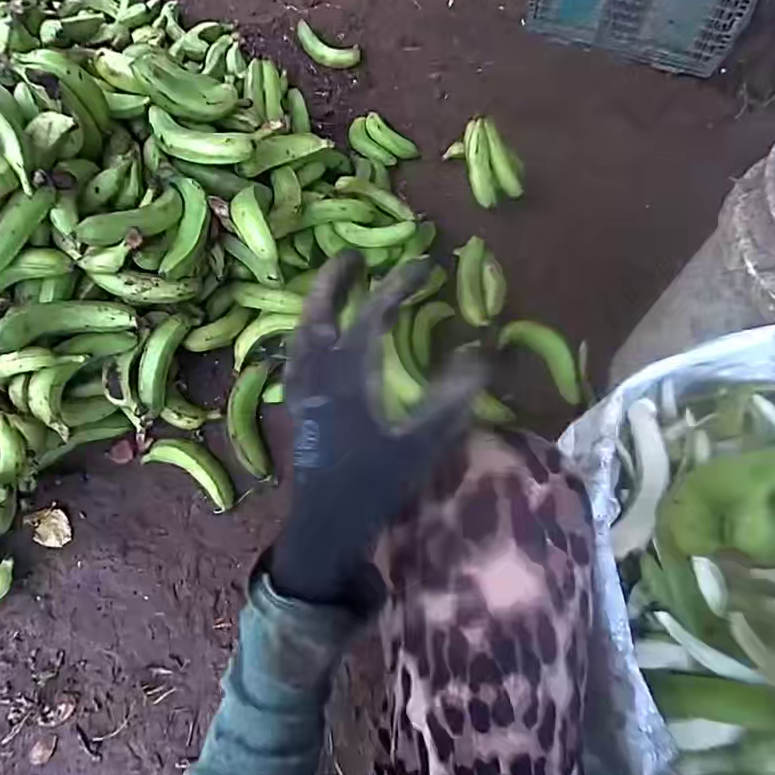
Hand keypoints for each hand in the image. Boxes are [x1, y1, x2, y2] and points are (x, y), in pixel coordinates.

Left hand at [268, 252, 486, 605]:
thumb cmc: (376, 483)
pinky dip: (305, 334)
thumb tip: (480, 349)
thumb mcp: (422, 442)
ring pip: (300, 332)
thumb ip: (452, 396)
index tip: (425, 264)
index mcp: (349, 375)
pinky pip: (294, 355)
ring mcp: (300, 387)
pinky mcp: (295, 403)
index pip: (374, 314)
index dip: (399, 284)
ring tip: (332, 287)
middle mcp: (317, 372)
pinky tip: (313, 337)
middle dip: (334, 280)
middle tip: (351, 254)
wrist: (329, 520)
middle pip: (318, 313)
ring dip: (316, 303)